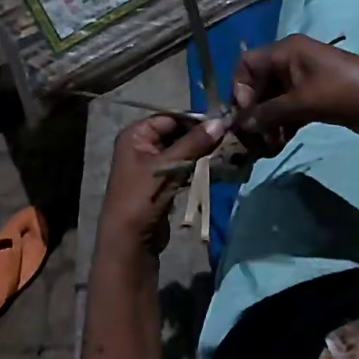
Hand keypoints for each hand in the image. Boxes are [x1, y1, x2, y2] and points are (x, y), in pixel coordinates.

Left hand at [97, 113, 226, 260]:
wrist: (130, 241)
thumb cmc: (143, 197)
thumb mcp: (169, 166)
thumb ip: (194, 142)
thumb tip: (220, 121)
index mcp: (135, 134)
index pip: (170, 118)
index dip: (195, 119)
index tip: (222, 122)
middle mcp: (141, 145)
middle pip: (176, 133)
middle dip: (200, 136)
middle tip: (228, 137)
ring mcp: (151, 164)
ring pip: (181, 150)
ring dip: (200, 152)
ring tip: (225, 150)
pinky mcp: (161, 181)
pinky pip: (182, 167)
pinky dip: (196, 166)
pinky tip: (214, 166)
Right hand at [232, 34, 358, 145]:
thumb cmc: (343, 92)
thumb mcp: (302, 102)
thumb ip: (268, 112)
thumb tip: (241, 124)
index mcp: (285, 51)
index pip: (246, 64)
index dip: (239, 88)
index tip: (245, 114)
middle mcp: (290, 61)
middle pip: (257, 85)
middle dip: (253, 112)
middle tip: (254, 138)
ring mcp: (302, 80)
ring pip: (271, 101)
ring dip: (266, 123)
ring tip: (268, 146)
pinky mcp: (312, 98)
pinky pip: (286, 110)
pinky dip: (280, 125)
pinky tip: (278, 144)